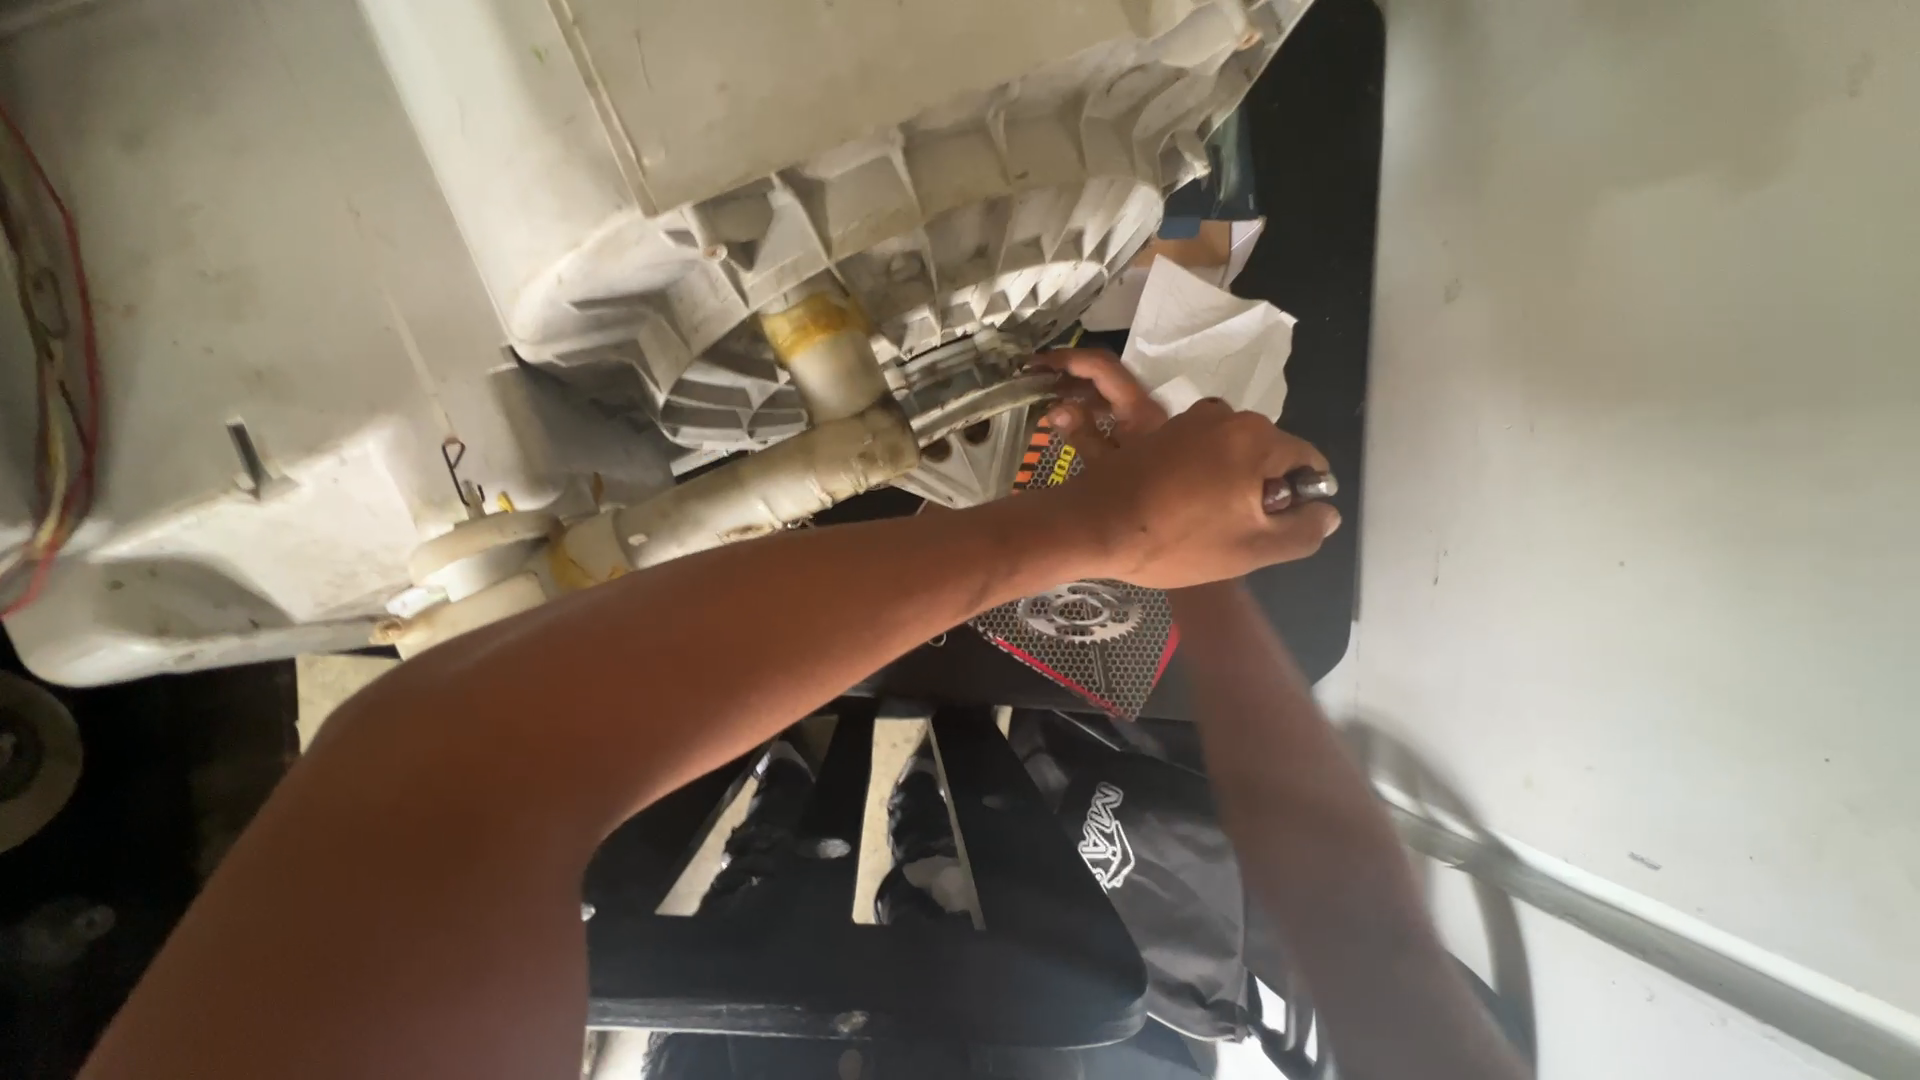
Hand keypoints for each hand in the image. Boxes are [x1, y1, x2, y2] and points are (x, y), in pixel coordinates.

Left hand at [1031, 349, 1339, 588]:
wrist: (1094, 526)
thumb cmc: (1177, 540)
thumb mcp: (1252, 549)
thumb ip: (1302, 530)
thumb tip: (1327, 511)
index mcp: (1255, 437)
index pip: (1307, 461)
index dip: (1301, 498)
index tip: (1274, 528)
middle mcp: (1223, 416)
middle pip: (1267, 455)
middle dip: (1260, 491)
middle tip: (1233, 531)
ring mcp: (1184, 422)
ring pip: (1229, 455)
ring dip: (1227, 484)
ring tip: (1201, 522)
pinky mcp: (1155, 435)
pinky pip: (1196, 455)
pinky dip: (1197, 477)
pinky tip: (1177, 508)